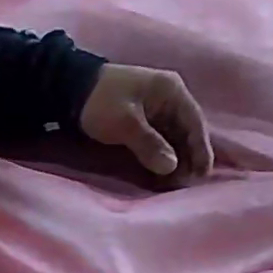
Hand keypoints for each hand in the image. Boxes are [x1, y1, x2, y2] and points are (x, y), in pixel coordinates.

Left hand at [78, 64, 214, 181]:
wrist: (70, 88)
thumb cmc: (101, 101)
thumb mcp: (126, 123)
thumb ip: (150, 144)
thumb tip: (171, 167)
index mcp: (171, 91)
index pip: (195, 123)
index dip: (201, 150)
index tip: (202, 175)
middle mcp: (169, 99)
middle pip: (187, 133)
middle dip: (188, 158)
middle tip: (185, 184)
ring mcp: (157, 110)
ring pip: (174, 139)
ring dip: (176, 160)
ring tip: (174, 184)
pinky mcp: (144, 121)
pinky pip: (161, 141)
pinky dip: (162, 157)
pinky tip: (160, 174)